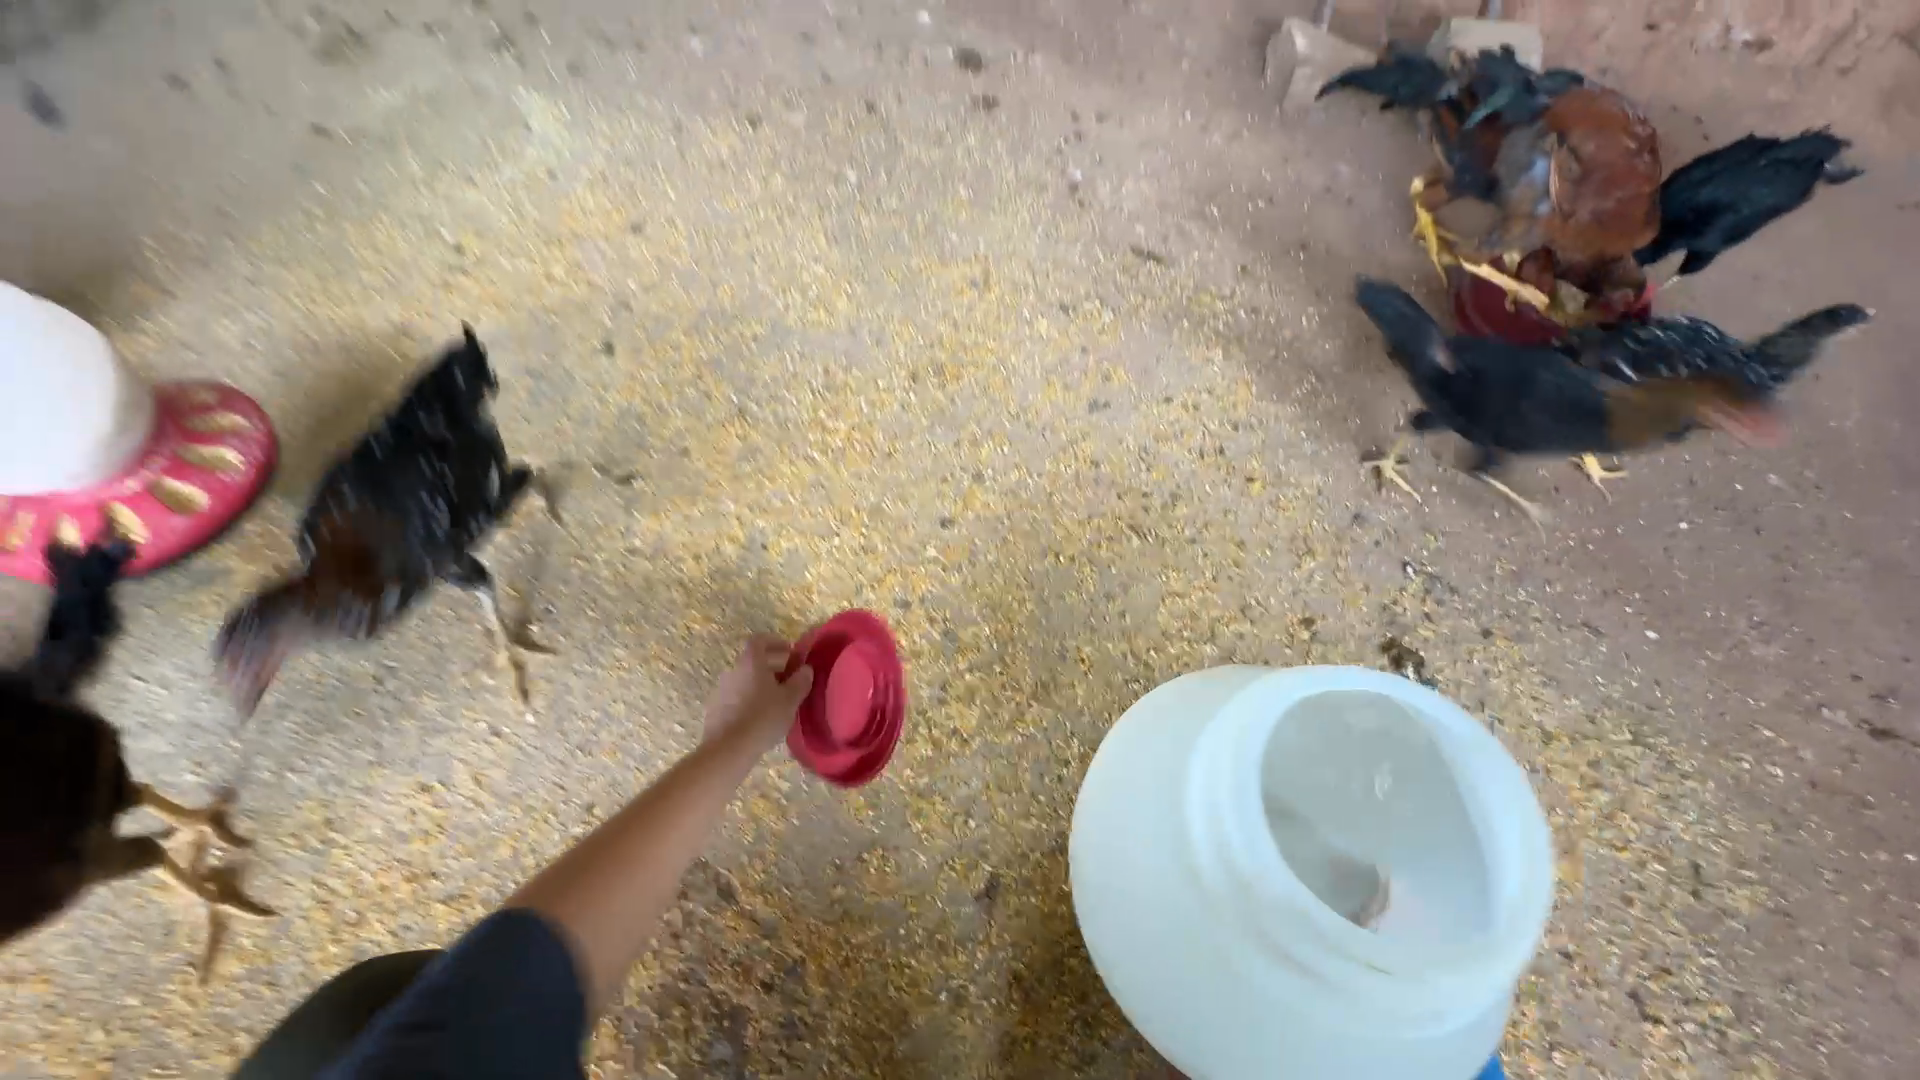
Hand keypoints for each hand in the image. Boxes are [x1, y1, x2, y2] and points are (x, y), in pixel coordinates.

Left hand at [703, 635, 813, 752]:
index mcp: (751, 662)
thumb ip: (800, 681)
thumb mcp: (790, 699)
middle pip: (752, 660)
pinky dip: (749, 698)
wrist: (728, 748)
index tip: (789, 651)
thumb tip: (805, 669)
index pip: (760, 640)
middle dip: (772, 665)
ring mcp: (721, 689)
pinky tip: (759, 716)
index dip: (775, 642)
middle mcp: (733, 670)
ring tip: (777, 700)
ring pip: (744, 679)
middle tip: (789, 678)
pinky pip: (736, 696)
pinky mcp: (715, 708)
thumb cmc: (763, 717)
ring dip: (760, 683)